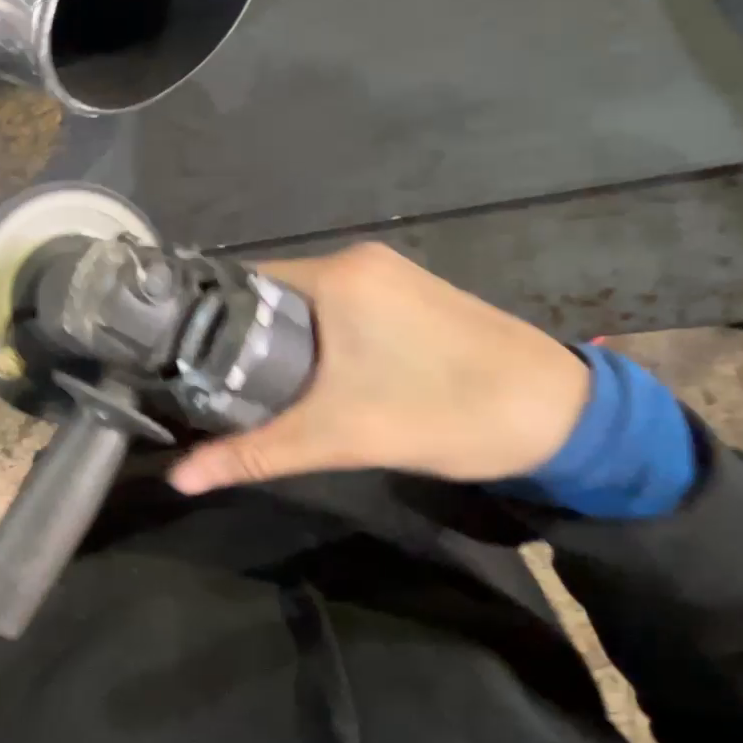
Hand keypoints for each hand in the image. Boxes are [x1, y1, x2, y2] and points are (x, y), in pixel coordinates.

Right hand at [169, 243, 590, 494]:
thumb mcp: (338, 437)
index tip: (173, 357)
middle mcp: (358, 262)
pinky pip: (334, 309)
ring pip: (301, 304)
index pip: (238, 285)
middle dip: (235, 337)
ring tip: (240, 382)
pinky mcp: (410, 296)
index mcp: (336, 276)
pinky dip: (310, 337)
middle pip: (267, 295)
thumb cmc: (444, 412)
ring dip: (274, 339)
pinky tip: (302, 374)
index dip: (202, 322)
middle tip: (202, 381)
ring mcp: (389, 276)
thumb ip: (253, 453)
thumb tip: (179, 480)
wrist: (569, 421)